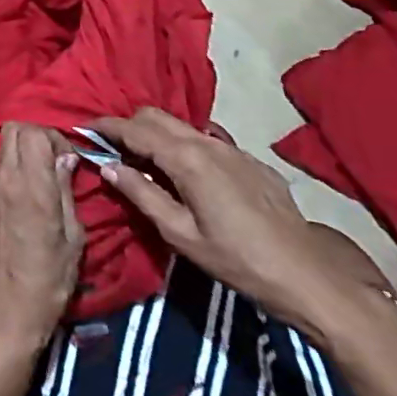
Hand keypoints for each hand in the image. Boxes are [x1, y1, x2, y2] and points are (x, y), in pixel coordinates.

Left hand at [0, 123, 84, 349]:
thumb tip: (65, 158)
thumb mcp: (73, 234)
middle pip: (13, 129)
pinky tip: (29, 186)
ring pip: (3, 143)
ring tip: (44, 174)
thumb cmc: (51, 274)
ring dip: (24, 148)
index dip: (54, 137)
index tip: (70, 159)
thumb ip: (66, 189)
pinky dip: (14, 162)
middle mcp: (4, 176)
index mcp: (30, 185)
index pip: (33, 132)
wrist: (8, 300)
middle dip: (37, 136)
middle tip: (56, 160)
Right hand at [89, 108, 379, 332]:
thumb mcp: (179, 233)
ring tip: (146, 157)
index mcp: (186, 159)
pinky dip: (187, 144)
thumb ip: (141, 193)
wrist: (312, 280)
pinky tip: (190, 170)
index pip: (134, 129)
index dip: (106, 126)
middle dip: (130, 124)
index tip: (85, 129)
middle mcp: (208, 143)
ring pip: (183, 125)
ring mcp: (235, 150)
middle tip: (113, 146)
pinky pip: (209, 140)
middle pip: (156, 115)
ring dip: (158, 133)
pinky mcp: (254, 162)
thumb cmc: (237, 260)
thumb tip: (108, 166)